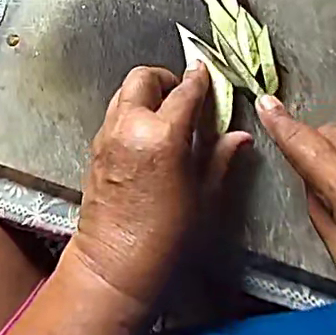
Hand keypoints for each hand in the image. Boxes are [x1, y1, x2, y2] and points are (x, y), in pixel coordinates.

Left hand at [67, 65, 249, 311]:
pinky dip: (131, 109)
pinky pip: (114, 112)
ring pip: (124, 91)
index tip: (207, 75)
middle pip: (143, 77)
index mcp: (161, 134)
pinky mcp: (96, 145)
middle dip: (165, 78)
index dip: (199, 80)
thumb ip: (219, 157)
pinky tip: (148, 131)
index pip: (184, 91)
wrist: (115, 259)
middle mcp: (129, 125)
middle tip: (184, 92)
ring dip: (145, 91)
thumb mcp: (203, 196)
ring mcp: (107, 133)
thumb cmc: (165, 235)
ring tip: (167, 110)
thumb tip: (239, 136)